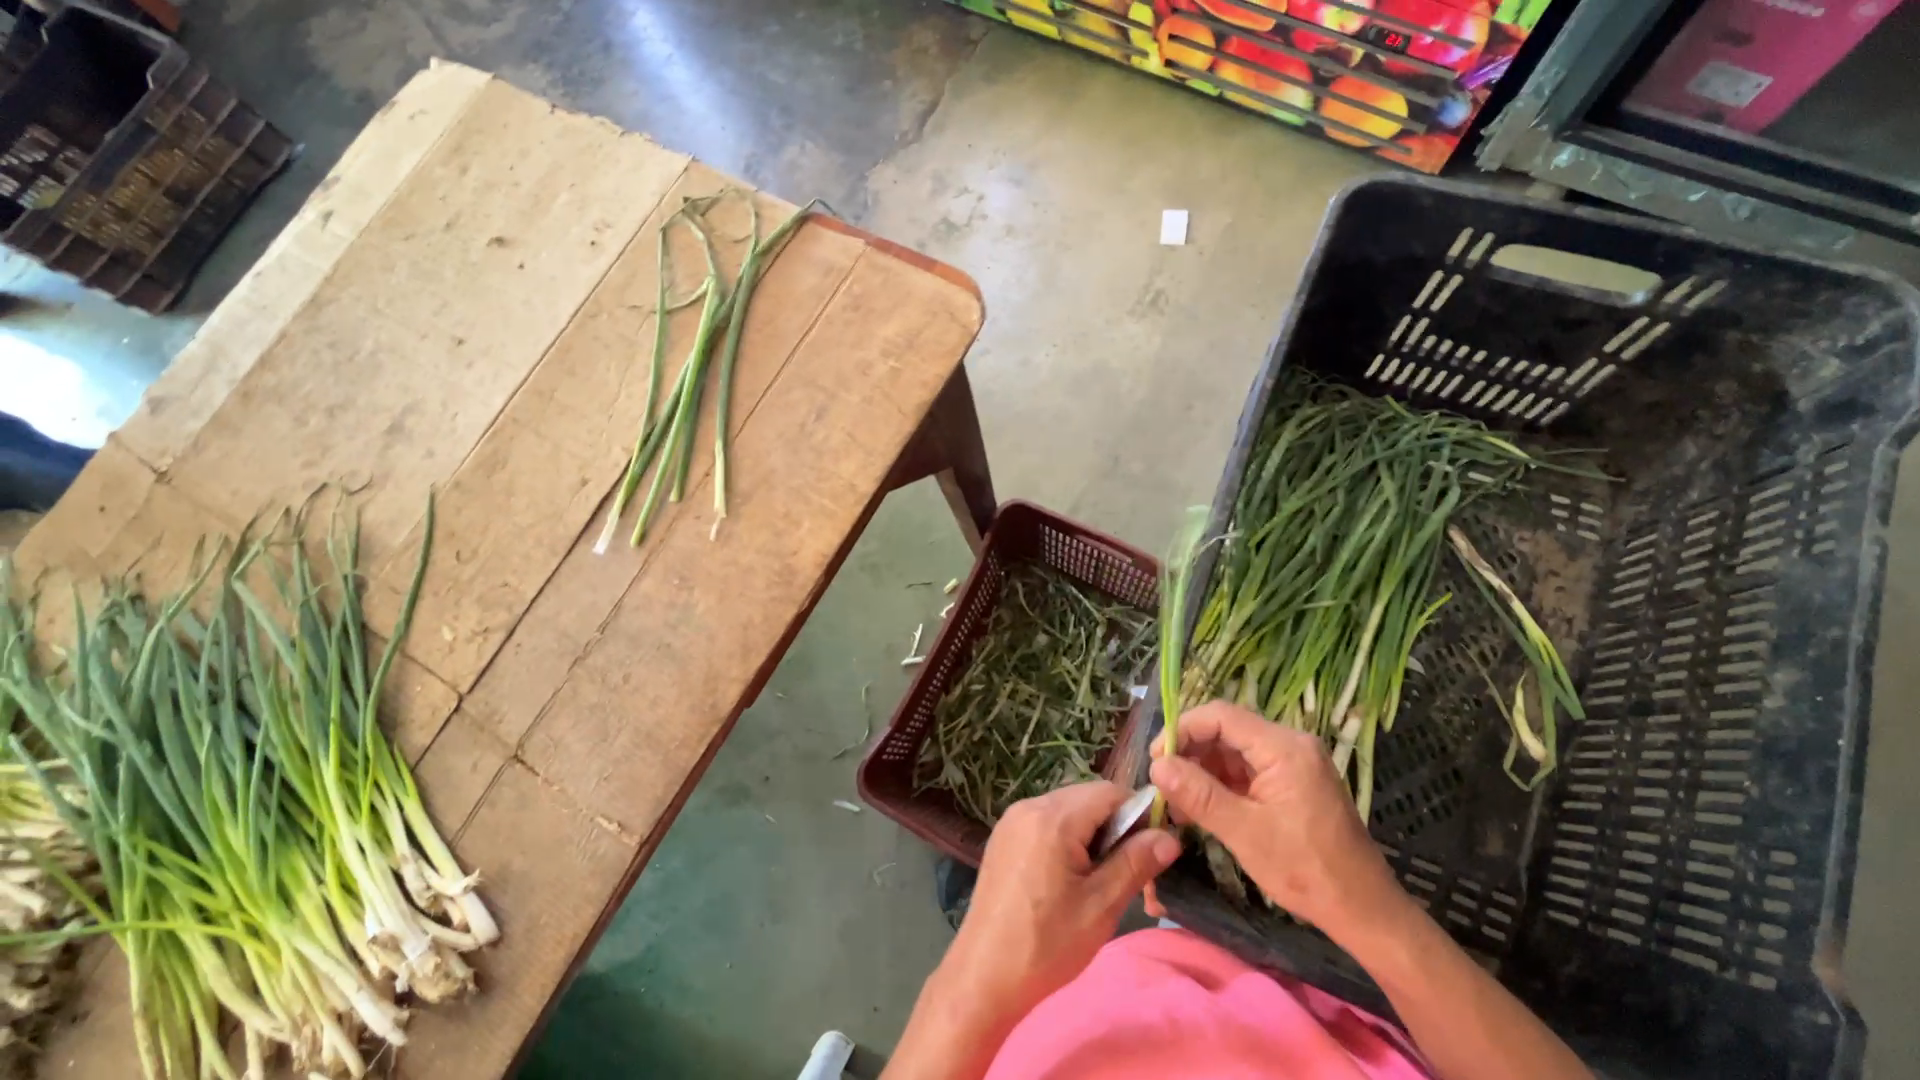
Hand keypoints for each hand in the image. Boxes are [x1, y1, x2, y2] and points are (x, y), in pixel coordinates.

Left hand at [936, 782, 1179, 1020]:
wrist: (984, 976)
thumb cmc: (1047, 944)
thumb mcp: (1101, 905)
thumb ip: (1136, 863)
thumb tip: (1170, 837)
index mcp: (1053, 818)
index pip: (1111, 792)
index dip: (1140, 816)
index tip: (1152, 852)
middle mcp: (1028, 806)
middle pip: (1088, 798)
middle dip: (1116, 826)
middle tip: (1130, 871)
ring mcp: (1011, 821)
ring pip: (1068, 809)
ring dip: (1092, 834)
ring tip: (1101, 880)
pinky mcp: (1003, 838)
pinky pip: (1046, 822)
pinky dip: (1067, 839)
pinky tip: (1071, 878)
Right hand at [1147, 701, 1407, 939]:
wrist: (1362, 908)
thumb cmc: (1304, 870)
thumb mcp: (1244, 832)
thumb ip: (1199, 795)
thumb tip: (1157, 766)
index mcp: (1284, 748)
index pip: (1221, 716)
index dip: (1182, 730)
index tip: (1155, 760)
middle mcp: (1291, 745)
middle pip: (1227, 731)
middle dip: (1189, 753)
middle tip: (1161, 785)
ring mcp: (1294, 764)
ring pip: (1234, 752)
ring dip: (1202, 772)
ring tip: (1175, 802)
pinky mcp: (1294, 784)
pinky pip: (1248, 772)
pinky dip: (1222, 786)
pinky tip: (1200, 809)